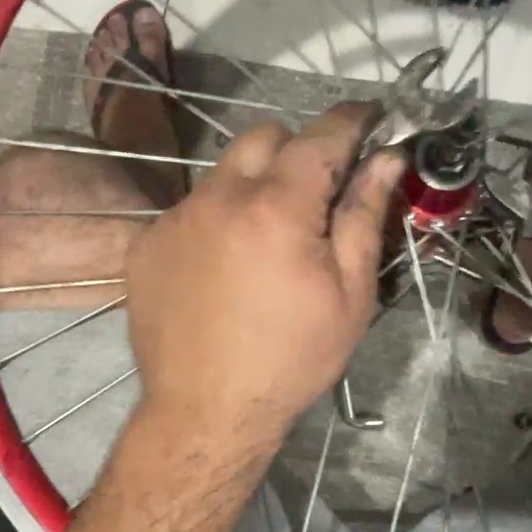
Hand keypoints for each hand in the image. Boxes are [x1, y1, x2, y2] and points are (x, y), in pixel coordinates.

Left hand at [121, 101, 406, 455]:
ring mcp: (175, 218)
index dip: (352, 120)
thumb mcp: (348, 296)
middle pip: (264, 137)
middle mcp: (218, 197)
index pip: (321, 133)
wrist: (206, 412)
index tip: (370, 121)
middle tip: (312, 197)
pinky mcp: (145, 244)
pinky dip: (213, 224)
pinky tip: (220, 273)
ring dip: (250, 190)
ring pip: (222, 174)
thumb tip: (386, 158)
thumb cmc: (291, 362)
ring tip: (262, 246)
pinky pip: (188, 211)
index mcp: (277, 207)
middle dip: (296, 151)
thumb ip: (365, 216)